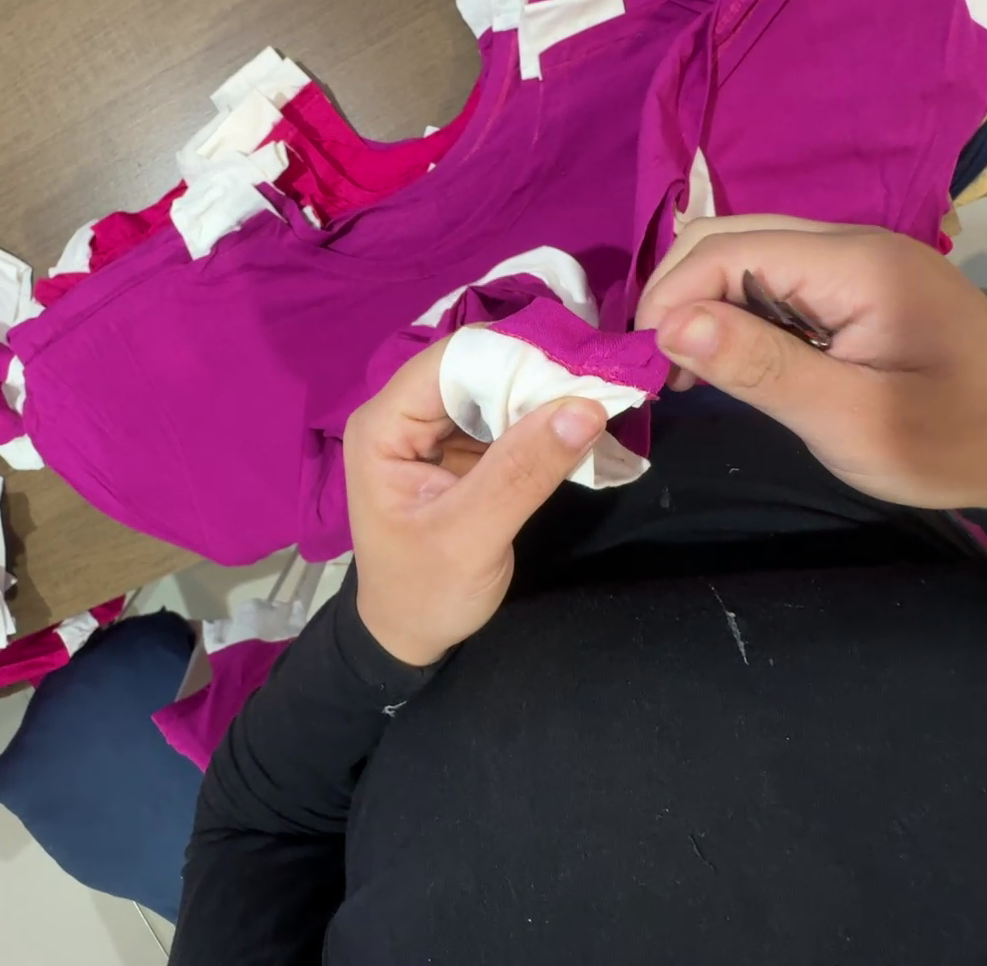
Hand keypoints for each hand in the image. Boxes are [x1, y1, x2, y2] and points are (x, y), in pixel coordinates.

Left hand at [343, 341, 607, 665]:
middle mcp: (401, 415)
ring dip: (544, 393)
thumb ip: (523, 471)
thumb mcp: (471, 537)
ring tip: (603, 396)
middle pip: (475, 367)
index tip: (583, 363)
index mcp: (383, 427)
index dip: (516, 353)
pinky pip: (502, 416)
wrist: (408, 633)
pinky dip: (540, 419)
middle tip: (603, 379)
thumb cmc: (424, 592)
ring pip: (493, 387)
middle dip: (536, 371)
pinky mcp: (457, 448)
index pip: (451, 360)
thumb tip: (586, 406)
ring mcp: (430, 429)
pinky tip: (581, 423)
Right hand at [635, 216, 986, 517]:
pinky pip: (766, 277)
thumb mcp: (853, 421)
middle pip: (725, 236)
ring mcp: (852, 261)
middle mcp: (850, 244)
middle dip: (675, 295)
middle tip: (661, 367)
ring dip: (696, 302)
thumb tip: (670, 325)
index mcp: (857, 265)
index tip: (647, 367)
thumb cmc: (955, 444)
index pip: (726, 249)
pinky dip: (726, 311)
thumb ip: (762, 368)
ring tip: (685, 368)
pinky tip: (724, 356)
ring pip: (740, 252)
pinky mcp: (850, 286)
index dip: (669, 299)